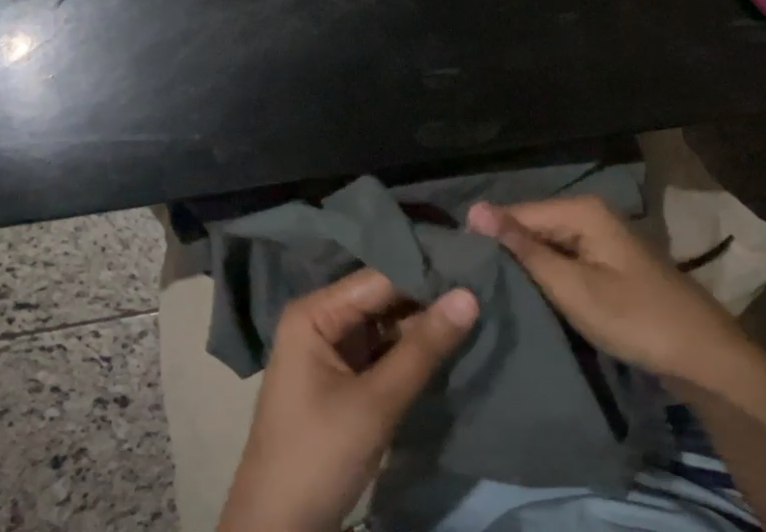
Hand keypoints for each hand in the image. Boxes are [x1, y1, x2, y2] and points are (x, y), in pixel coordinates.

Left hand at [218, 269, 478, 531]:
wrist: (279, 527)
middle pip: (384, 296)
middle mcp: (321, 319)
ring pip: (388, 323)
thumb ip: (424, 347)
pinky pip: (385, 348)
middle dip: (430, 293)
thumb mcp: (376, 402)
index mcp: (314, 312)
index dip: (427, 268)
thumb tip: (471, 293)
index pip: (380, 275)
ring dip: (426, 320)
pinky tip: (453, 337)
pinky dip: (414, 347)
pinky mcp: (345, 376)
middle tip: (486, 280)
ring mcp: (332, 348)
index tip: (477, 260)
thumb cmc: (319, 454)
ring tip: (480, 302)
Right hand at [467, 196, 746, 390]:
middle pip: (529, 227)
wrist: (702, 355)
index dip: (484, 239)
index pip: (513, 214)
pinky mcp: (605, 263)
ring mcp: (599, 238)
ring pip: (544, 246)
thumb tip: (474, 209)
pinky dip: (544, 277)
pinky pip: (562, 260)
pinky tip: (524, 296)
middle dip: (502, 252)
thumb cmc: (634, 319)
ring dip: (522, 267)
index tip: (454, 269)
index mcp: (581, 210)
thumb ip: (524, 249)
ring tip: (484, 291)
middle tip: (465, 285)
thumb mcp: (572, 287)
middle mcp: (589, 214)